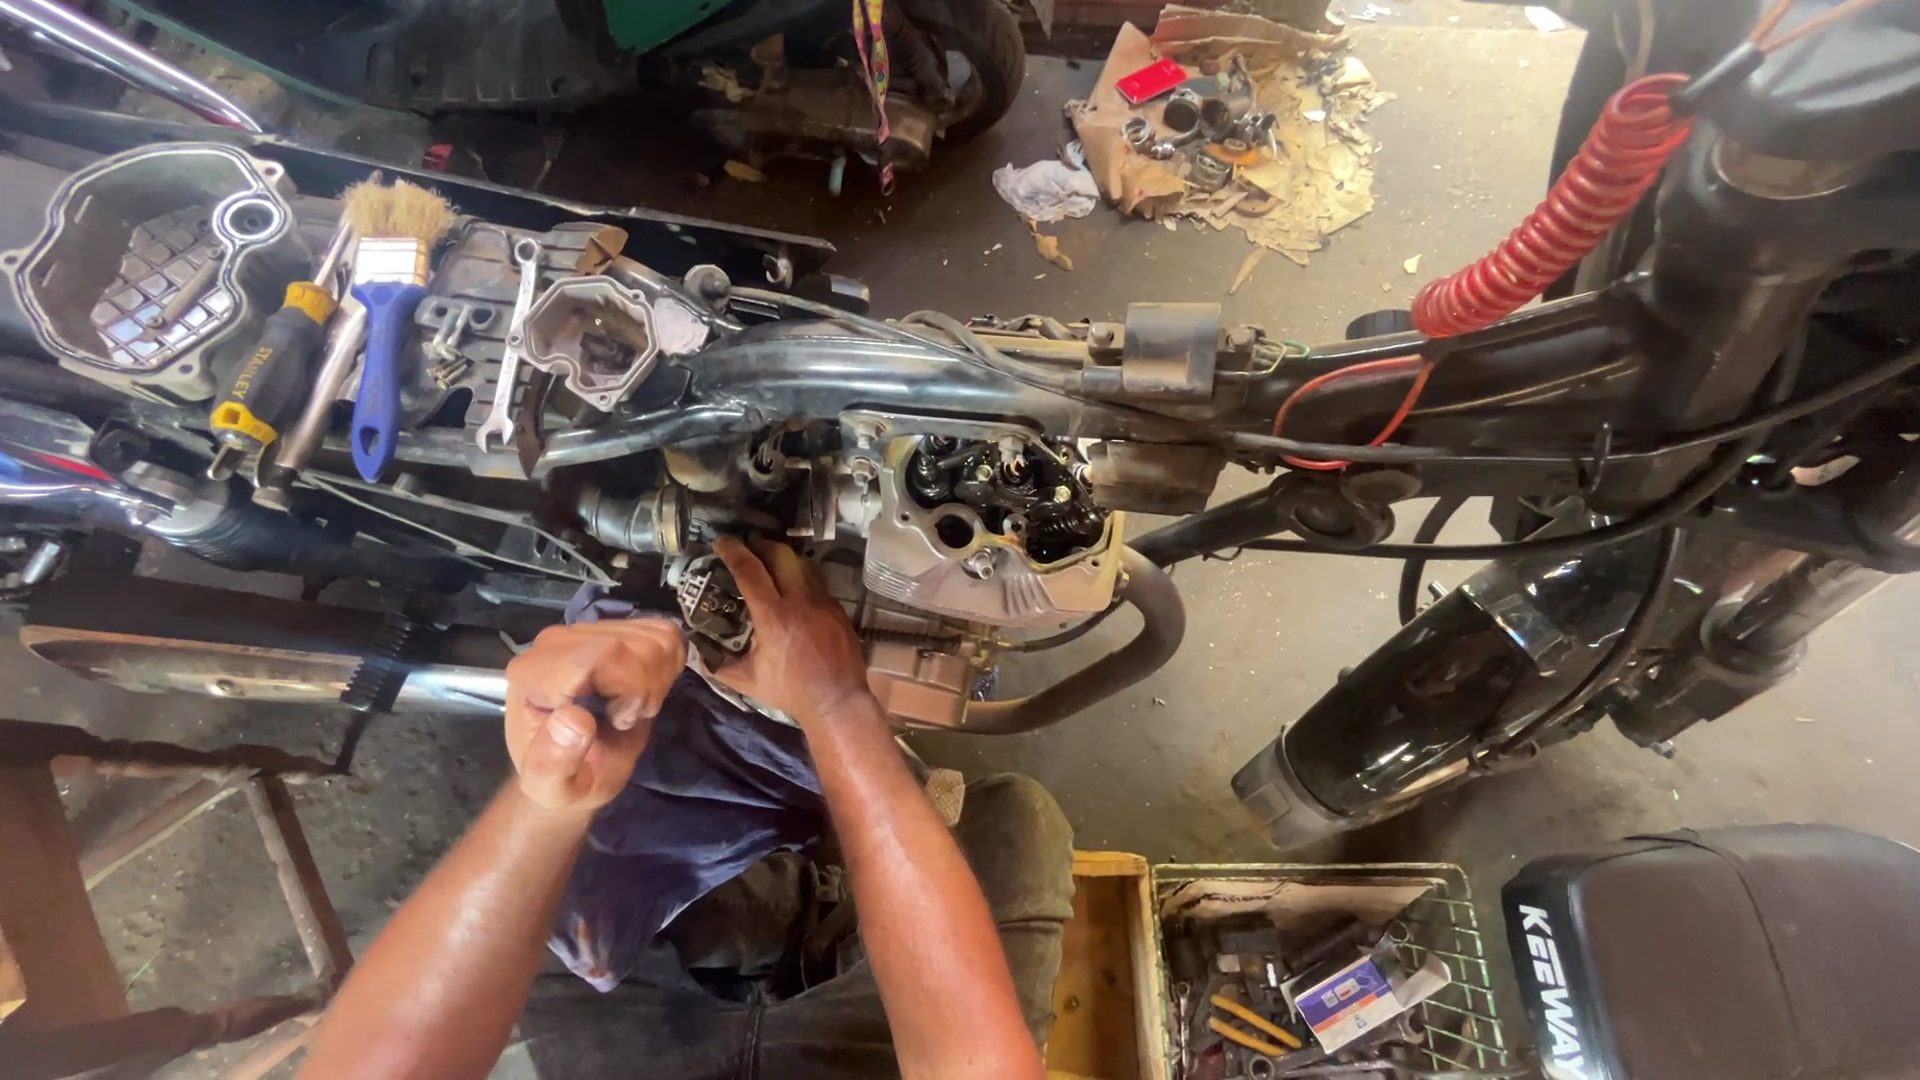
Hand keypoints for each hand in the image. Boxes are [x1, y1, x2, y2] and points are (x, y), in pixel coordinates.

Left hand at [502, 621, 685, 813]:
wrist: (581, 768)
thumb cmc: (567, 780)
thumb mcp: (553, 787)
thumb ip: (553, 761)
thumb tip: (572, 719)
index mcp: (533, 673)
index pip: (605, 654)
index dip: (629, 689)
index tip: (619, 721)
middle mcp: (555, 642)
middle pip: (633, 644)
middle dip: (646, 688)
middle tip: (627, 718)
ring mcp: (588, 630)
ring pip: (656, 637)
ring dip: (658, 679)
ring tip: (633, 706)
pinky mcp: (617, 628)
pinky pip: (664, 633)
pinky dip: (667, 665)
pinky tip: (645, 687)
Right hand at [712, 536, 870, 724]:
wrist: (837, 699)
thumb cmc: (791, 691)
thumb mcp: (747, 681)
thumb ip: (718, 664)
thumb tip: (696, 651)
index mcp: (773, 616)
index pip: (750, 571)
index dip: (733, 551)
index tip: (721, 542)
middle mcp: (800, 601)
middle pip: (780, 555)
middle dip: (760, 544)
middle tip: (746, 546)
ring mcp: (823, 602)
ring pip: (802, 564)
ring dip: (782, 558)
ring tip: (767, 561)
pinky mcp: (837, 608)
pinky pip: (816, 581)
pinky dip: (800, 576)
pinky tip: (791, 586)